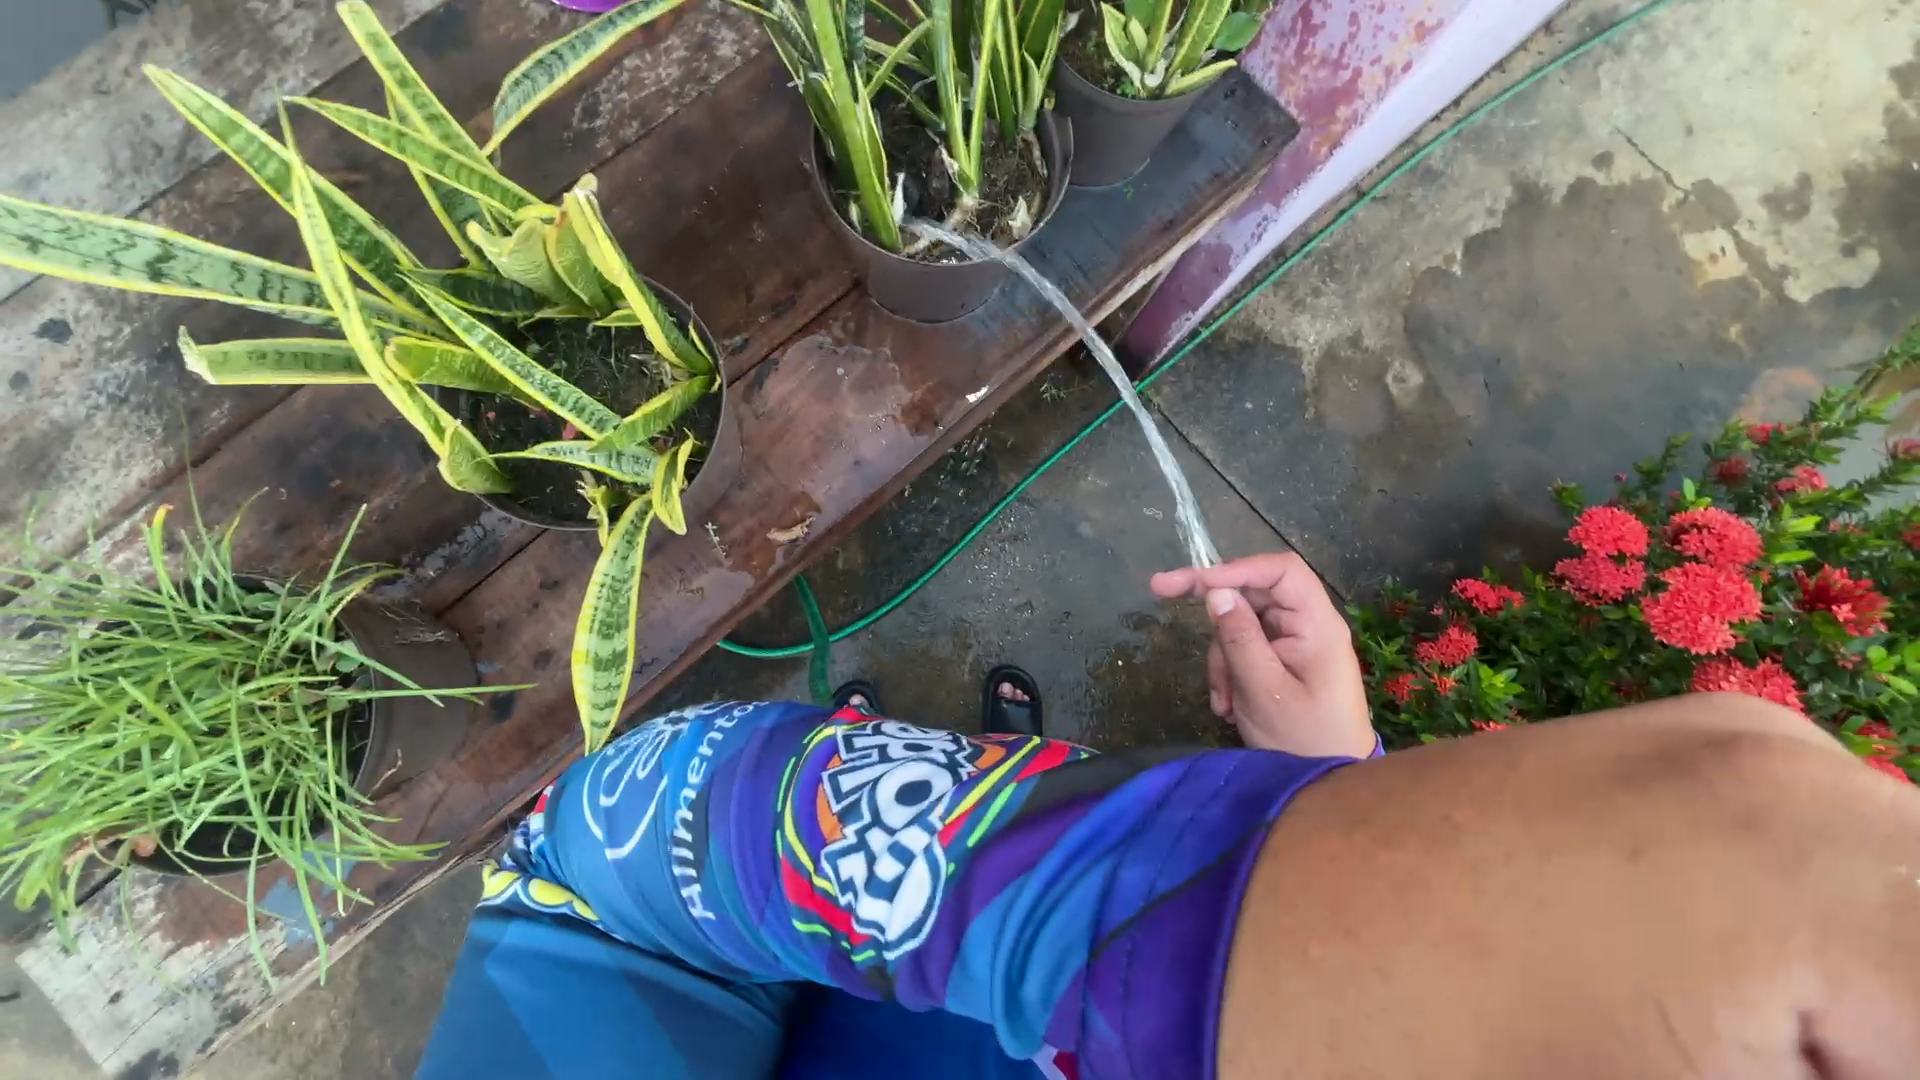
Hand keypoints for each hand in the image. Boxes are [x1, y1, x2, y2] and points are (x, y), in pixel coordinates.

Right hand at [1150, 553, 1372, 757]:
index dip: (1236, 568)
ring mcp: (1294, 642)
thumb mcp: (1263, 690)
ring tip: (1224, 699)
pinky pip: (1243, 647)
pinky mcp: (1281, 660)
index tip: (1194, 581)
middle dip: (1214, 609)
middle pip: (1254, 592)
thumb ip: (1239, 638)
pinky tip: (1229, 704)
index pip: (1280, 571)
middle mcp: (1307, 624)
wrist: (1327, 786)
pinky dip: (1228, 671)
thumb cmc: (1304, 740)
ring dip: (1221, 656)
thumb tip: (1215, 592)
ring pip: (1241, 622)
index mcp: (1317, 624)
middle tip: (1161, 590)